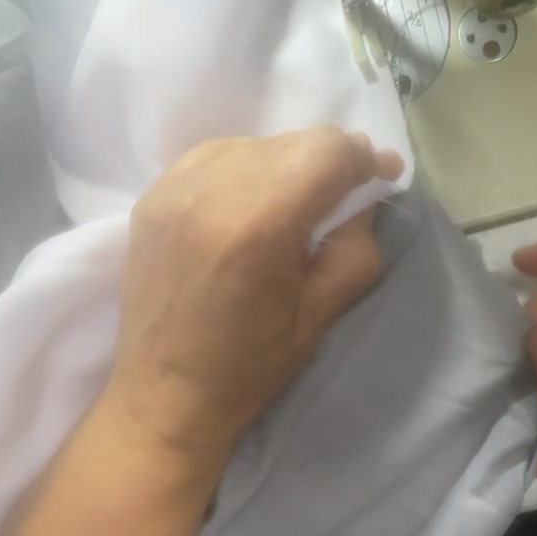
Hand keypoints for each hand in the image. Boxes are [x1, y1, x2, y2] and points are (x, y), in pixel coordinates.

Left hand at [103, 128, 403, 472]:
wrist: (166, 394)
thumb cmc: (250, 367)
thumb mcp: (320, 315)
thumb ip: (354, 248)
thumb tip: (364, 197)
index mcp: (260, 226)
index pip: (328, 151)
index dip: (365, 159)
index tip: (383, 177)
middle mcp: (212, 191)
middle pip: (294, 141)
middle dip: (332, 160)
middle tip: (349, 193)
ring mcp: (175, 188)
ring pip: (256, 143)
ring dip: (290, 163)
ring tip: (299, 203)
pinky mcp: (153, 195)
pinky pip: (217, 155)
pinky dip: (248, 169)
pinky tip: (254, 204)